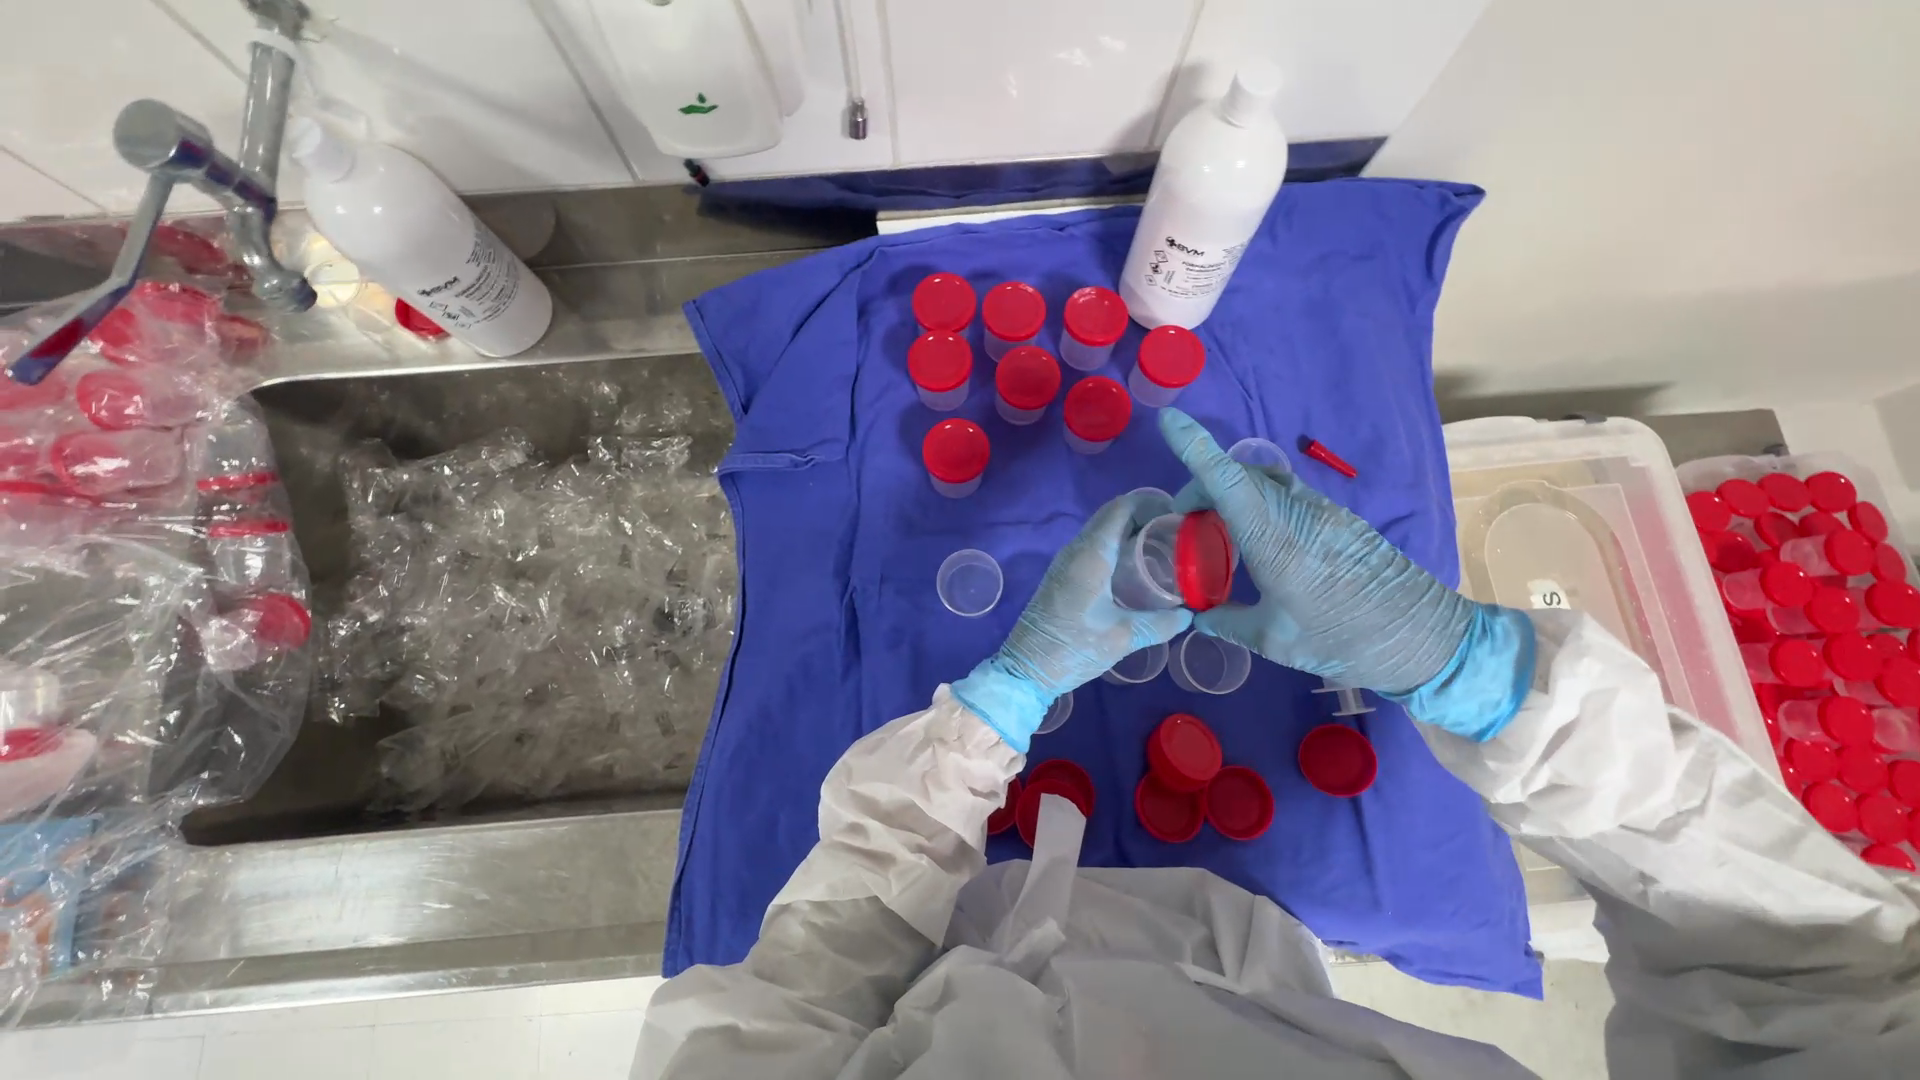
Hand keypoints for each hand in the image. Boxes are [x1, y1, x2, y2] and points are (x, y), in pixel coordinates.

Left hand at [953, 492, 1192, 751]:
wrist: (1026, 669)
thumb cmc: (1074, 649)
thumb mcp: (1123, 637)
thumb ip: (1160, 623)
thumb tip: (1189, 615)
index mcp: (1091, 554)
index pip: (1121, 508)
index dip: (1150, 502)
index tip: (1178, 513)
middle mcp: (1076, 550)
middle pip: (1112, 516)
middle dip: (1144, 516)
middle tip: (1176, 532)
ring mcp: (1066, 562)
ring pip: (1101, 532)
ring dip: (1129, 532)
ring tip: (1163, 548)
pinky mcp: (1062, 576)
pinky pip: (1093, 548)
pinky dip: (1116, 548)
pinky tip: (1136, 568)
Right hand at [1158, 409, 1533, 739]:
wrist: (1424, 639)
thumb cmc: (1344, 641)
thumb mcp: (1273, 641)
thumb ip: (1227, 622)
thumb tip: (1197, 616)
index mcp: (1275, 540)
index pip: (1228, 479)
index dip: (1196, 446)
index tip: (1169, 421)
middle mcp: (1298, 513)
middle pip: (1240, 474)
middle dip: (1203, 484)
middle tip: (1185, 520)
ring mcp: (1323, 510)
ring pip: (1265, 480)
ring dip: (1233, 492)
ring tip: (1218, 530)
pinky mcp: (1340, 517)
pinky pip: (1288, 494)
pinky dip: (1259, 503)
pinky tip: (1257, 539)